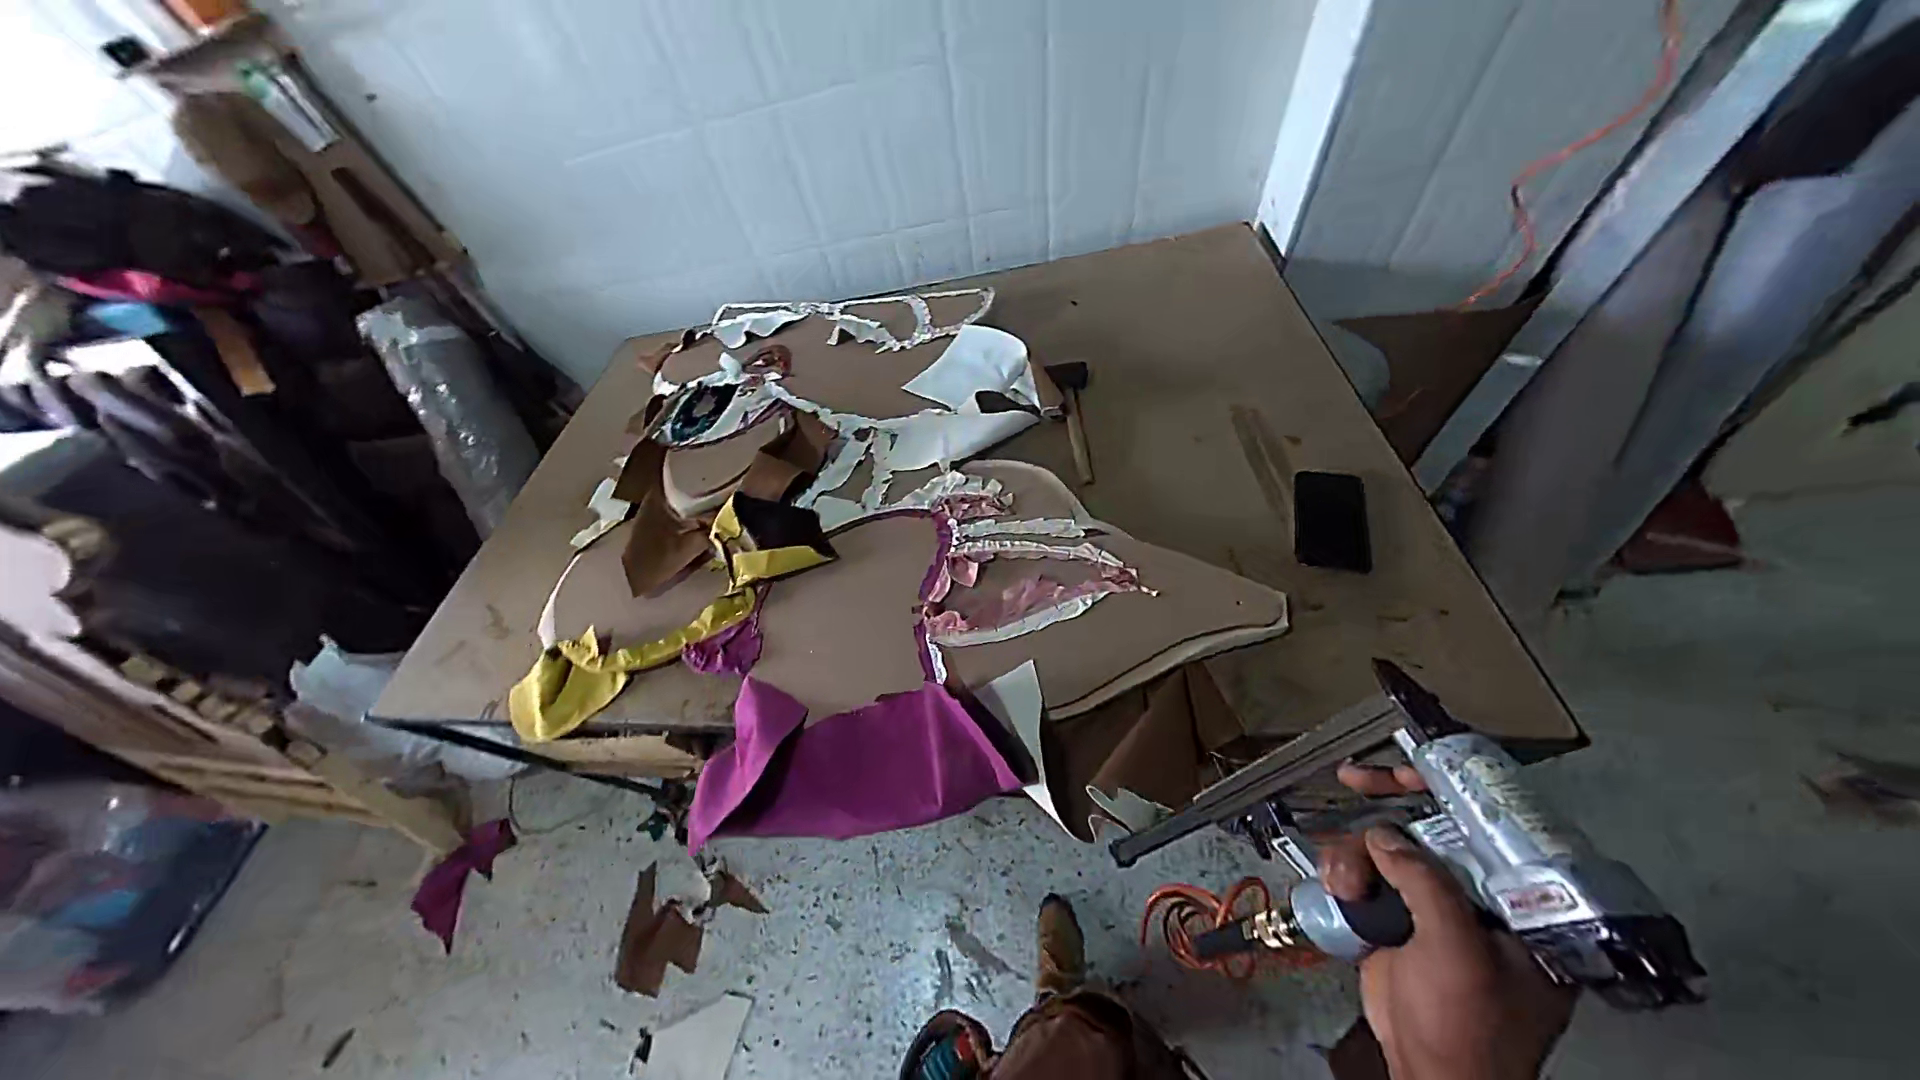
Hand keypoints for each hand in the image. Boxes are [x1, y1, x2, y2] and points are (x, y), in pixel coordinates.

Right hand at [1319, 763, 1576, 1079]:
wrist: (1428, 1075)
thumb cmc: (1468, 1026)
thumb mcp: (1459, 955)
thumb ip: (1427, 887)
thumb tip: (1384, 835)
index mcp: (1519, 903)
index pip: (1490, 829)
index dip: (1452, 792)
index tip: (1412, 770)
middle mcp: (1478, 893)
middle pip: (1431, 826)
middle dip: (1388, 803)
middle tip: (1353, 778)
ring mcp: (1433, 902)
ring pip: (1386, 847)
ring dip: (1355, 855)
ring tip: (1345, 886)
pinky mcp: (1396, 912)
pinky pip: (1364, 870)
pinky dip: (1344, 872)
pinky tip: (1338, 888)